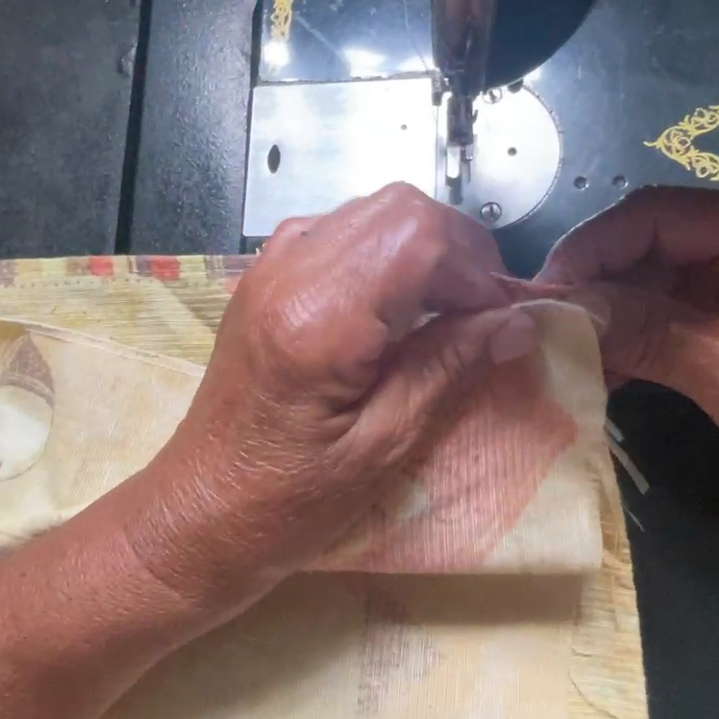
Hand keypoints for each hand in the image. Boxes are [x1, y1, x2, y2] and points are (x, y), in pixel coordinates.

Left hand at [128, 183, 539, 605]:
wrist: (203, 510)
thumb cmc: (289, 501)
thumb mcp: (383, 447)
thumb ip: (447, 369)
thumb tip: (515, 322)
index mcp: (318, 319)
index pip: (420, 237)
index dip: (477, 270)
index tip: (502, 320)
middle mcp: (288, 273)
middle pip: (400, 209)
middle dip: (458, 251)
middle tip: (480, 314)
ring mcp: (269, 267)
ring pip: (371, 211)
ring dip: (424, 250)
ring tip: (444, 312)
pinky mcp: (264, 277)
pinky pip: (339, 232)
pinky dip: (382, 254)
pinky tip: (393, 307)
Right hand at [537, 187, 718, 530]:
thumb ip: (653, 332)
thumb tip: (560, 309)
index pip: (660, 215)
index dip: (592, 248)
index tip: (539, 297)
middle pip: (648, 247)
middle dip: (591, 286)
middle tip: (536, 331)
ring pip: (647, 287)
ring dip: (602, 320)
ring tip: (555, 354)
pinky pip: (660, 325)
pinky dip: (625, 345)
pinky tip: (592, 372)